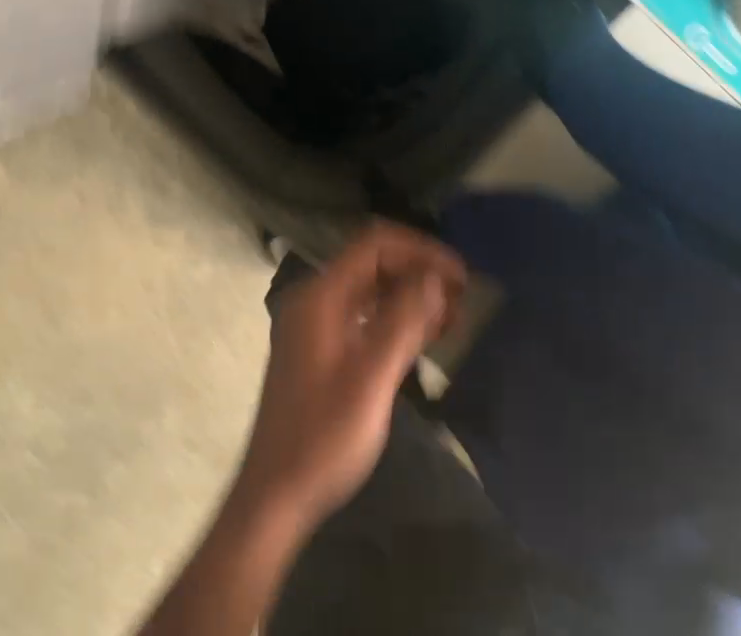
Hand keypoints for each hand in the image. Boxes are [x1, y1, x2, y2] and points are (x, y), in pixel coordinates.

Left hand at [233, 222, 467, 529]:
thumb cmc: (323, 438)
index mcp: (320, 298)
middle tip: (463, 299)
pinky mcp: (326, 352)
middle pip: (375, 264)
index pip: (375, 245)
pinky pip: (368, 318)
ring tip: (455, 317)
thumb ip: (403, 322)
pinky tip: (429, 337)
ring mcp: (319, 328)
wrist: (277, 495)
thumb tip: (436, 277)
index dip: (421, 250)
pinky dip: (399, 320)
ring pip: (374, 292)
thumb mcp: (371, 379)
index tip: (460, 275)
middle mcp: (317, 303)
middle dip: (421, 273)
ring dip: (414, 297)